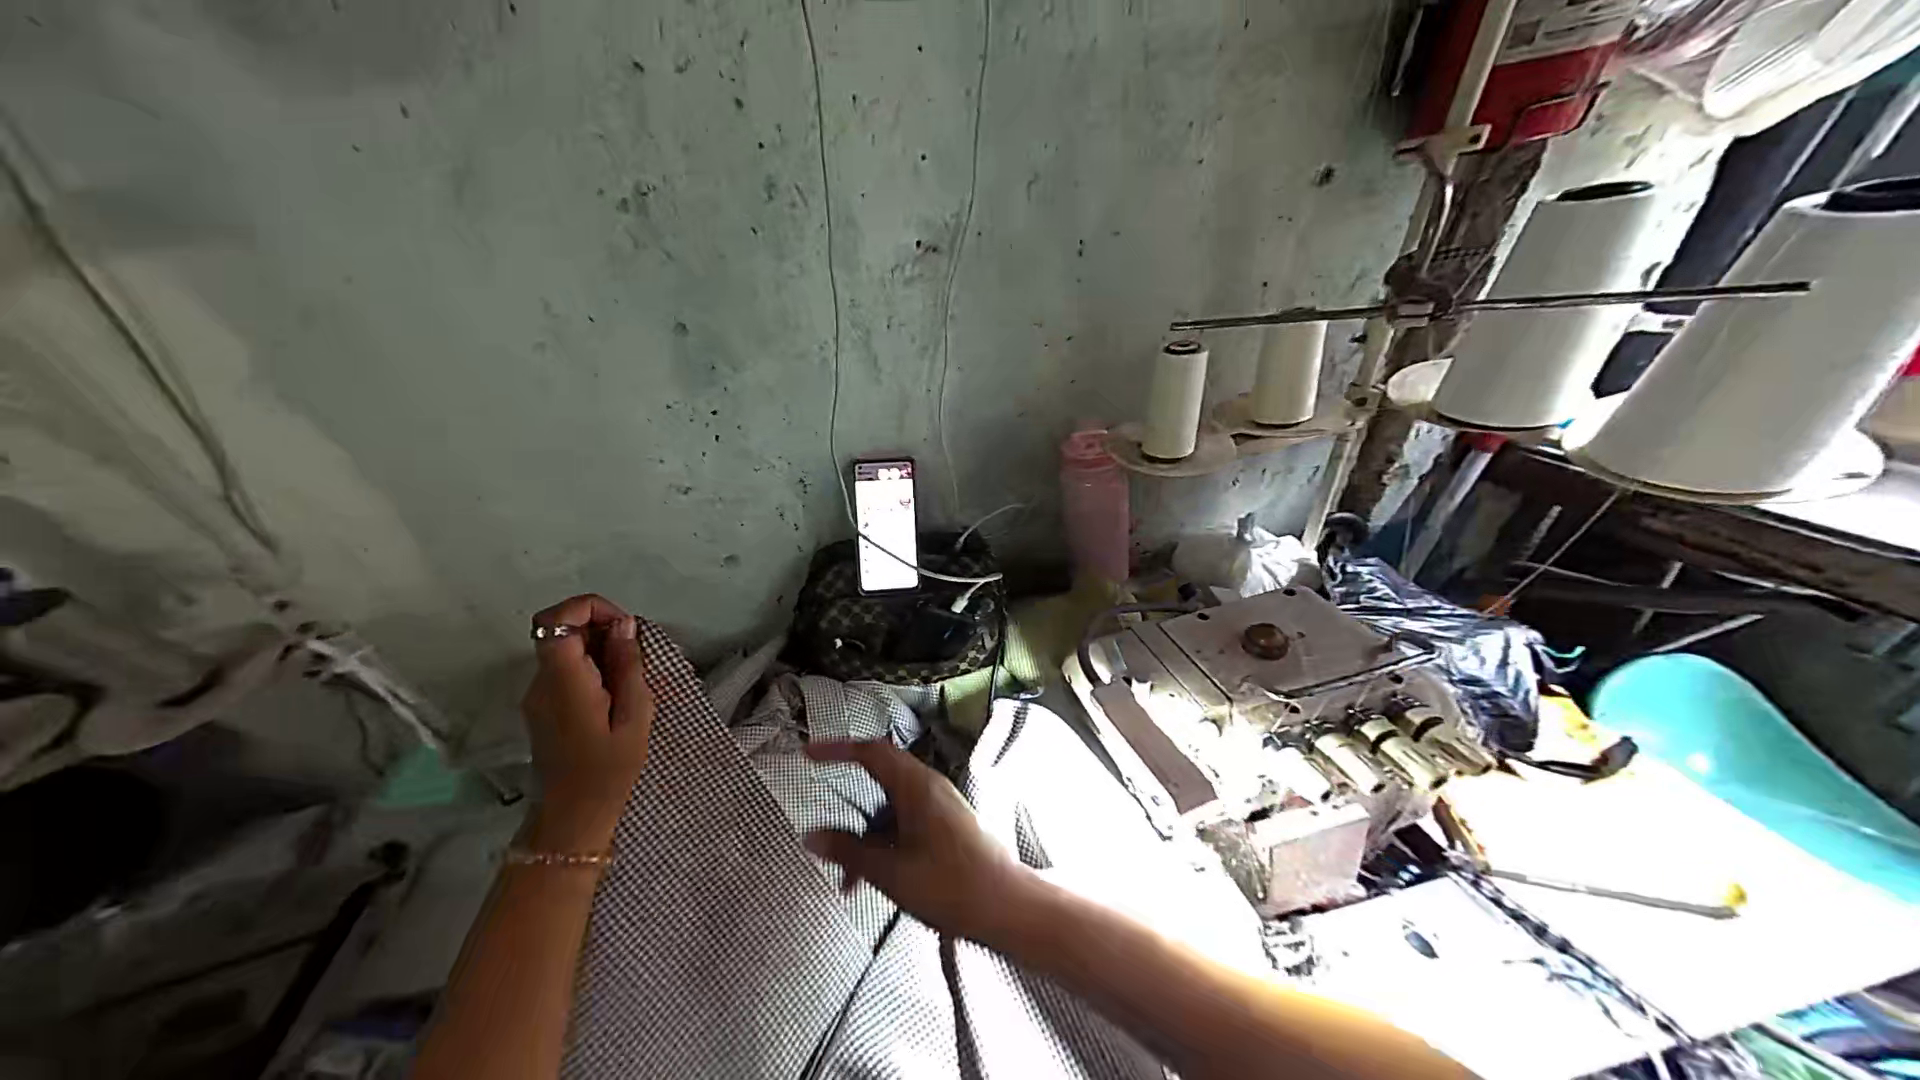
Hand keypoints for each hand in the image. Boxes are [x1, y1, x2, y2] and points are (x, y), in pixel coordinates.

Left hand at [521, 594, 653, 852]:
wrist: (572, 816)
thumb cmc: (609, 769)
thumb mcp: (634, 716)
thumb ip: (628, 666)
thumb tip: (624, 625)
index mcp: (564, 682)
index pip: (556, 620)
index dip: (589, 607)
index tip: (623, 625)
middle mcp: (541, 682)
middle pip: (559, 629)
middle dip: (600, 626)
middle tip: (635, 652)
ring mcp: (537, 694)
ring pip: (563, 647)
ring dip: (598, 647)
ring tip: (631, 676)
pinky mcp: (543, 705)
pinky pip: (565, 668)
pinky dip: (591, 665)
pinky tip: (616, 691)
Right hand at [802, 740, 1034, 942]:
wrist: (1005, 907)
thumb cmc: (950, 886)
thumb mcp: (889, 871)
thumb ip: (848, 852)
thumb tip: (812, 837)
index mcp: (916, 786)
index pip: (870, 752)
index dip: (837, 750)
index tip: (810, 753)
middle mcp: (930, 787)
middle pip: (880, 778)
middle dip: (850, 803)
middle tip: (824, 816)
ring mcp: (941, 805)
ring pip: (892, 808)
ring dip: (868, 836)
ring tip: (850, 881)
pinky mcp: (947, 824)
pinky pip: (908, 822)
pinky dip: (888, 842)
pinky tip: (876, 879)